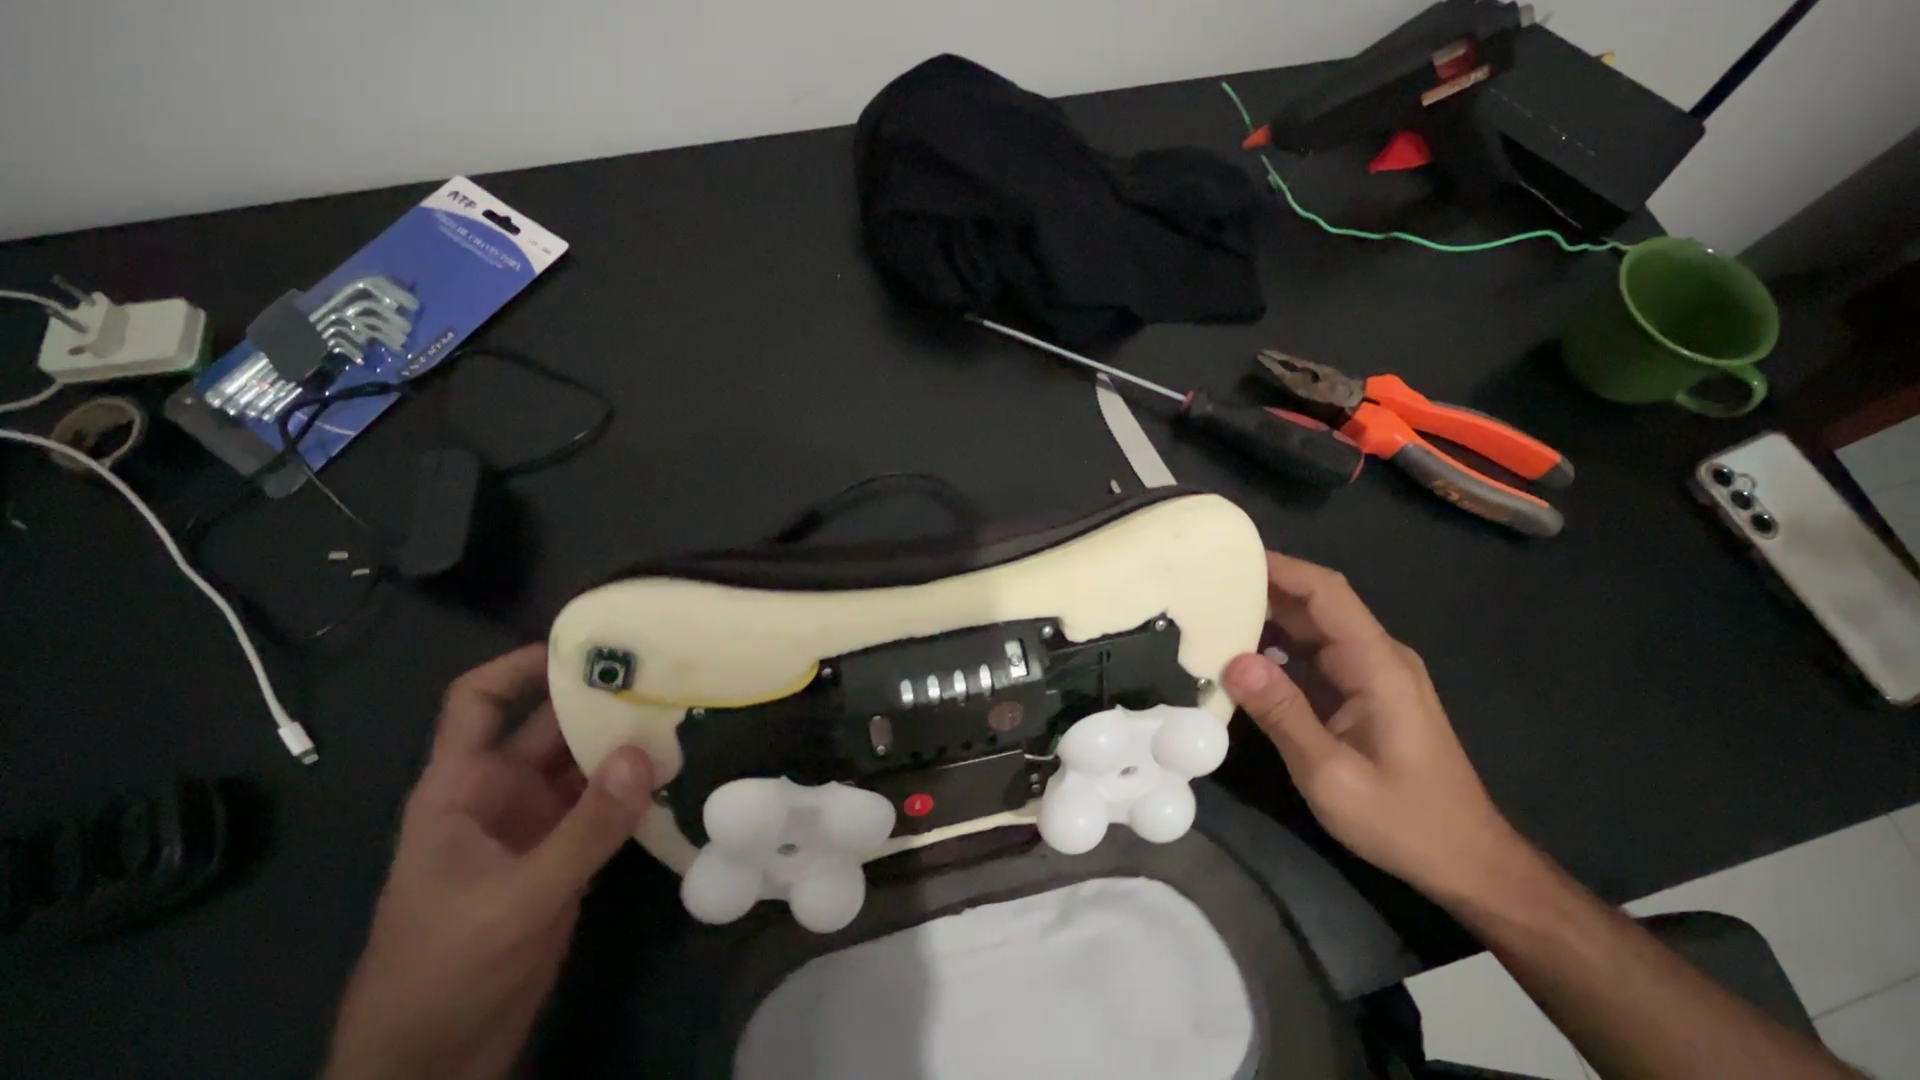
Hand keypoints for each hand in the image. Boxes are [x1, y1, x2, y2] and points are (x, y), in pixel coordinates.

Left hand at [325, 644, 654, 1079]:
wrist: (432, 1060)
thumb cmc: (445, 969)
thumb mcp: (517, 898)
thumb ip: (584, 830)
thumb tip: (646, 755)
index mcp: (460, 788)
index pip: (479, 703)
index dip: (520, 667)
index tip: (584, 647)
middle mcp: (498, 797)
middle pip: (548, 731)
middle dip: (599, 705)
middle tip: (666, 679)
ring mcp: (532, 831)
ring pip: (582, 771)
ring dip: (625, 750)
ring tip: (685, 722)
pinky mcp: (560, 864)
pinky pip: (602, 813)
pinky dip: (635, 796)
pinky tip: (679, 782)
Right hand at [1222, 553, 1518, 898]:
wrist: (1465, 860)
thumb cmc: (1402, 819)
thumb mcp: (1331, 774)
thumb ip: (1282, 714)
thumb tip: (1232, 662)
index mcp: (1377, 664)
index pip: (1326, 593)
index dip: (1280, 567)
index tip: (1228, 556)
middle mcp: (1379, 657)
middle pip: (1318, 604)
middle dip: (1263, 589)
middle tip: (1203, 586)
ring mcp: (1375, 676)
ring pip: (1316, 630)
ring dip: (1269, 619)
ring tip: (1212, 615)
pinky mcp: (1367, 696)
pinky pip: (1318, 658)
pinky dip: (1280, 651)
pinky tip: (1242, 660)